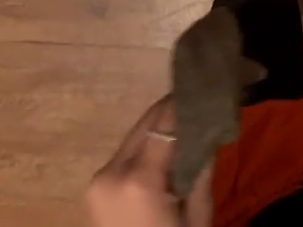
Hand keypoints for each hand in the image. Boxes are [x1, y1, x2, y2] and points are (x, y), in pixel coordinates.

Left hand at [86, 98, 214, 226]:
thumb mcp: (196, 217)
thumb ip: (200, 170)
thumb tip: (208, 131)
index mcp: (138, 180)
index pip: (163, 123)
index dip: (183, 103)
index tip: (204, 88)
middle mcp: (110, 172)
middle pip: (145, 125)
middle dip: (170, 112)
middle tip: (196, 101)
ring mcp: (97, 181)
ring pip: (134, 138)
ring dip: (157, 129)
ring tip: (183, 124)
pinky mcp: (94, 189)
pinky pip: (124, 158)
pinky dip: (144, 149)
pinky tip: (163, 150)